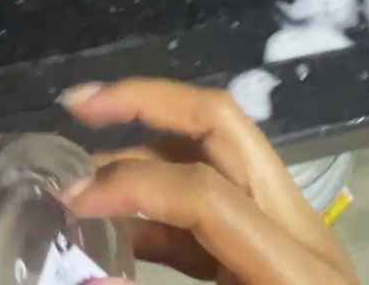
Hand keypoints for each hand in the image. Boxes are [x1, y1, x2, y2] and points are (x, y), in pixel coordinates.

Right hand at [61, 78, 357, 284]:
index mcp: (298, 272)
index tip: (70, 200)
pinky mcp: (272, 249)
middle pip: (220, 122)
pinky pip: (209, 200)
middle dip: (144, 101)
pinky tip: (114, 227)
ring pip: (212, 150)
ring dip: (142, 146)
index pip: (205, 192)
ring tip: (83, 166)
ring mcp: (289, 232)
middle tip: (79, 104)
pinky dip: (156, 201)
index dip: (129, 186)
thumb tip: (90, 278)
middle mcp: (299, 230)